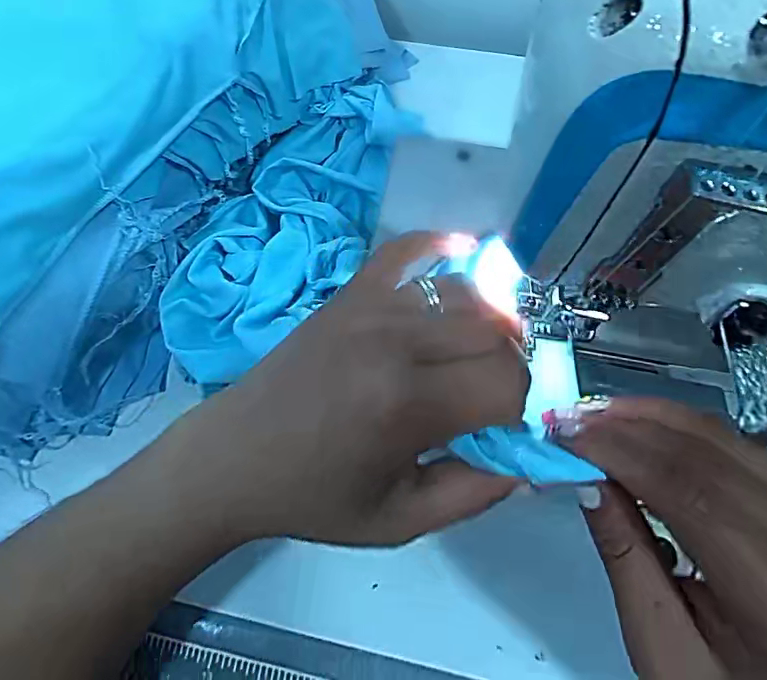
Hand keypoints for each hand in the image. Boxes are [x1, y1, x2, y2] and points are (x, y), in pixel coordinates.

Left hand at [152, 232, 529, 547]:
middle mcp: (395, 340)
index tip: (507, 426)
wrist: (236, 454)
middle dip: (512, 363)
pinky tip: (464, 252)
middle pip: (494, 331)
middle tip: (494, 392)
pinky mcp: (352, 290)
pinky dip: (441, 245)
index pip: (506, 382)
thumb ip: (474, 494)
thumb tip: (530, 461)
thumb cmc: (315, 495)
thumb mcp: (399, 521)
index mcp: (406, 404)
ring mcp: (372, 305)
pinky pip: (407, 249)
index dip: (522, 406)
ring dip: (490, 317)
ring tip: (483, 347)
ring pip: (465, 291)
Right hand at [557, 398, 766, 679]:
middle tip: (573, 418)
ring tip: (599, 415)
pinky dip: (686, 433)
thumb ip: (628, 563)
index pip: (697, 498)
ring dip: (656, 419)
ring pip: (729, 442)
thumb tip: (587, 478)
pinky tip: (645, 428)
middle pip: (713, 460)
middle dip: (632, 428)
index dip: (625, 453)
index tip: (568, 435)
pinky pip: (744, 452)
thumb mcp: (668, 658)